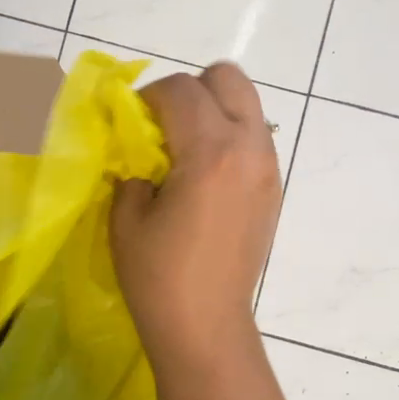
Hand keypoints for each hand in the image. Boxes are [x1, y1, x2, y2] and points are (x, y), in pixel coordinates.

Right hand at [110, 63, 282, 373]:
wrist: (203, 321)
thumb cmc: (156, 276)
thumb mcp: (126, 222)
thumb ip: (132, 176)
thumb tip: (140, 161)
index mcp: (209, 153)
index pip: (180, 90)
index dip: (146, 97)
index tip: (126, 122)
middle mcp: (248, 147)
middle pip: (226, 78)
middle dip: (188, 91)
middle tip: (158, 128)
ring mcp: (267, 166)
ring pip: (246, 104)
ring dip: (210, 114)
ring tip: (179, 155)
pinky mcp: (272, 187)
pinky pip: (253, 138)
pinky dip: (225, 140)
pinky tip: (200, 181)